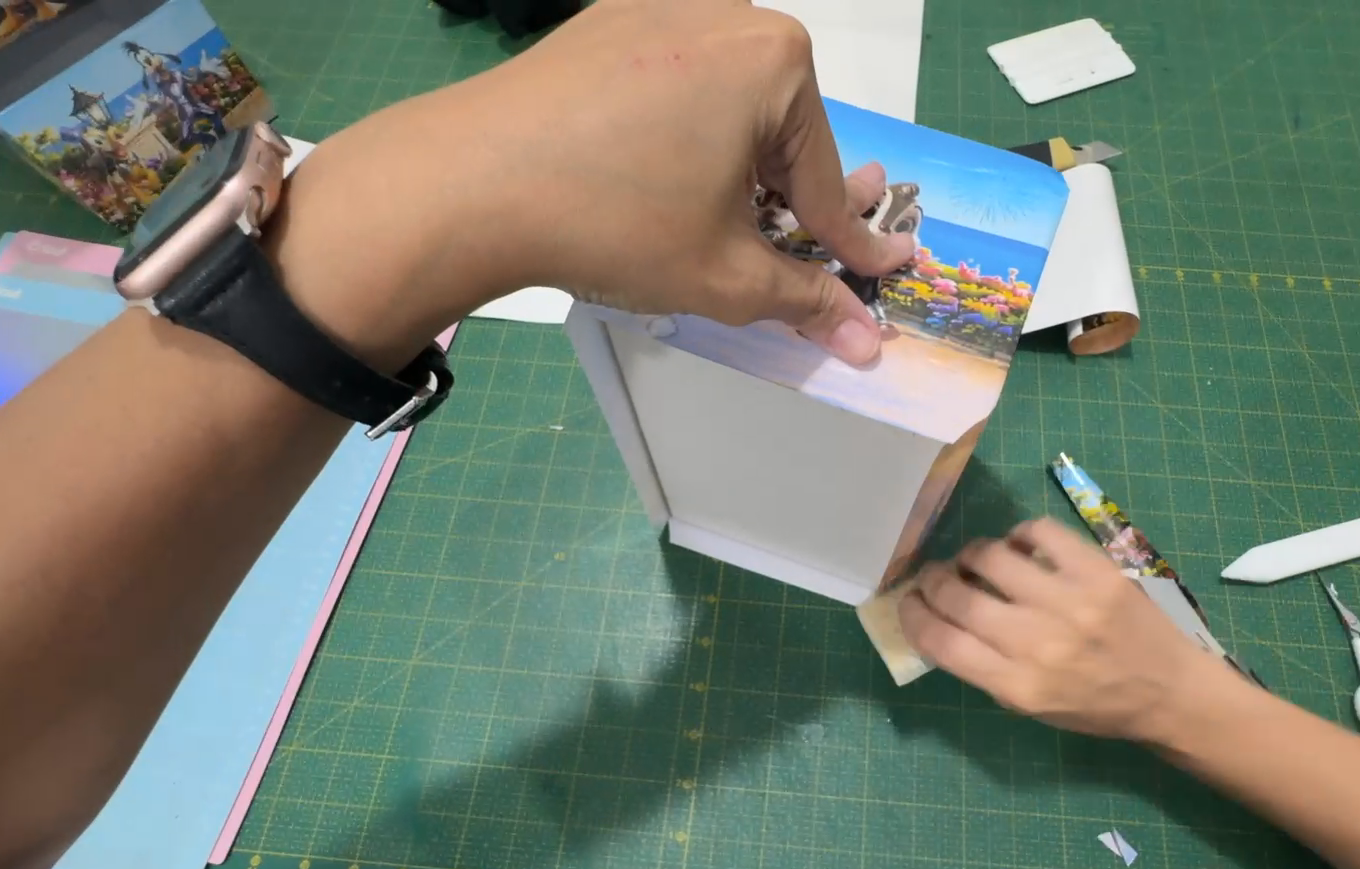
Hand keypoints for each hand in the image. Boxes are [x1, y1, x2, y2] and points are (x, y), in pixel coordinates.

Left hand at [265, 0, 914, 368]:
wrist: (471, 183)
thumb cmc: (620, 227)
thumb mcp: (728, 278)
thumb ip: (807, 302)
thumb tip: (870, 343)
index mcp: (776, 64)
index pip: (827, 184)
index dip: (854, 246)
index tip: (889, 272)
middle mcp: (730, 13)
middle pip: (784, 138)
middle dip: (792, 204)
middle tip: (796, 251)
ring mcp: (664, 7)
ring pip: (733, 112)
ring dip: (742, 173)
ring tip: (722, 221)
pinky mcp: (611, 21)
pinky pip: (680, 89)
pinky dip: (692, 140)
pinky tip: (666, 177)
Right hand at [898, 518, 1233, 742]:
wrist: (1172, 693)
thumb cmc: (1094, 706)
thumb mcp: (1028, 706)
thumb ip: (981, 667)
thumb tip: (939, 619)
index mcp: (1017, 685)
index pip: (939, 641)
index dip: (912, 616)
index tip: (908, 603)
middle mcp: (1037, 643)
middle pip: (956, 596)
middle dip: (931, 581)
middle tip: (934, 577)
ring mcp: (1070, 602)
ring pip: (989, 556)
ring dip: (969, 555)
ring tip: (974, 561)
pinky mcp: (1098, 571)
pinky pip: (1038, 532)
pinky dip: (1018, 535)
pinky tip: (1019, 548)